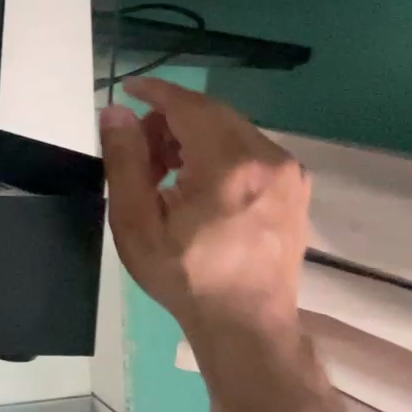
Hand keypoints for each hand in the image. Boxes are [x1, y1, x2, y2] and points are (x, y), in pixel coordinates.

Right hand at [98, 77, 310, 343]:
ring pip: (231, 130)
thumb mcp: (136, 222)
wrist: (246, 323)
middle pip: (211, 114)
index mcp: (229, 167)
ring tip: (160, 171)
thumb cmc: (184, 275)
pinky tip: (192, 182)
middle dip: (168, 119)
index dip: (155, 92)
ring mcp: (289, 174)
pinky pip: (248, 149)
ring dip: (190, 136)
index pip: (189, 107)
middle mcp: (269, 160)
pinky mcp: (295, 188)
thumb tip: (116, 113)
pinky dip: (214, 151)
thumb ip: (125, 161)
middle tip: (135, 147)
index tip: (127, 88)